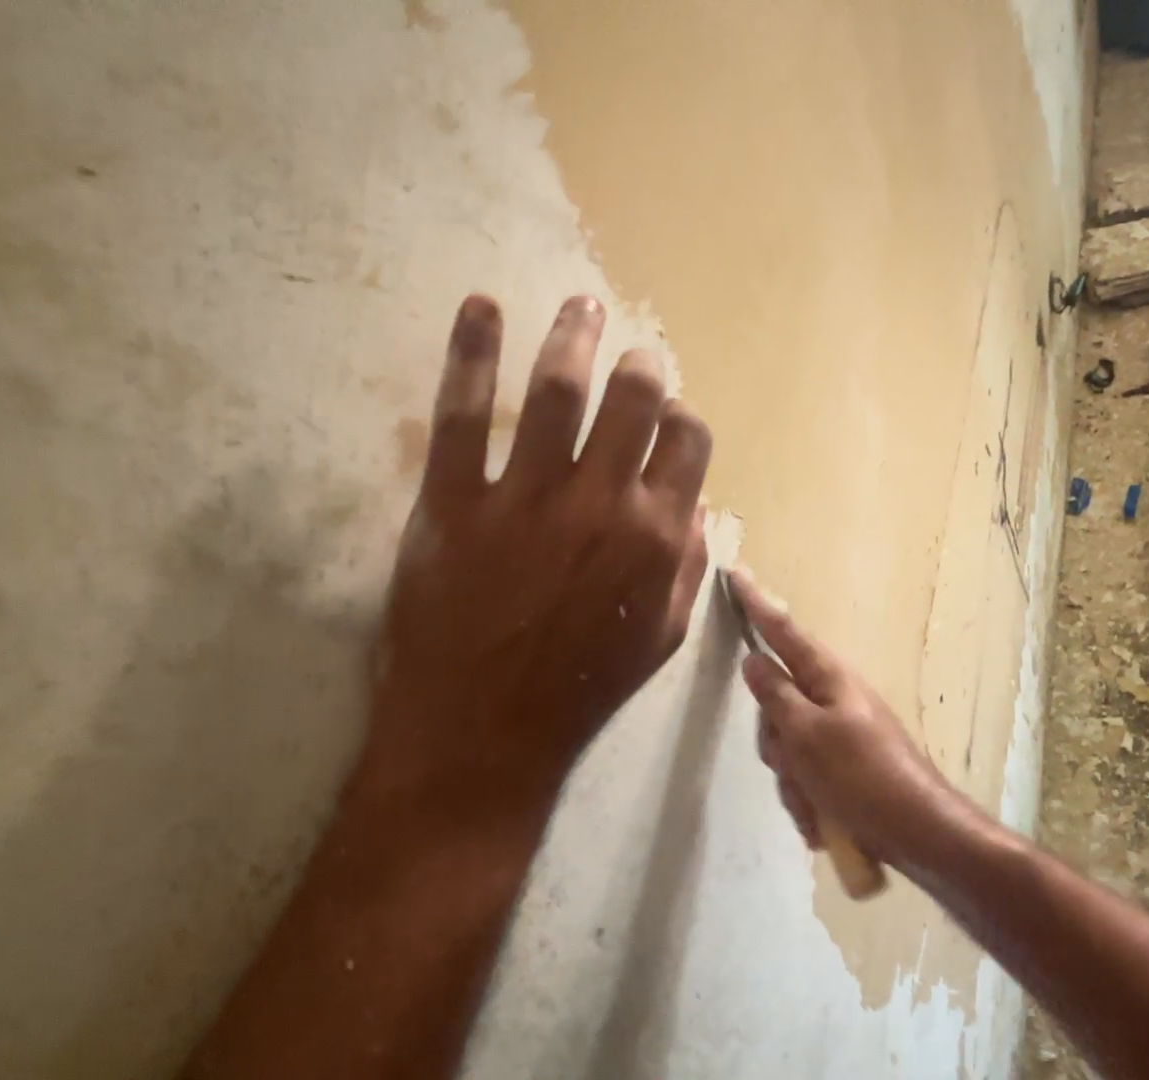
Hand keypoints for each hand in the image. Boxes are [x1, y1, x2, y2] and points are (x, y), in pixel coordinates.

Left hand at [368, 295, 710, 801]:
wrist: (484, 735)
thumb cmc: (584, 687)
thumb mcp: (663, 635)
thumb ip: (687, 563)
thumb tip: (694, 505)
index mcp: (658, 535)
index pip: (688, 443)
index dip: (684, 417)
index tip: (672, 414)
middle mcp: (603, 502)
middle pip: (634, 402)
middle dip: (643, 366)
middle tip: (636, 351)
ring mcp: (527, 498)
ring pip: (559, 391)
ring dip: (575, 335)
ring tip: (582, 301)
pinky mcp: (454, 503)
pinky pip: (462, 415)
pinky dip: (471, 353)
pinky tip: (482, 306)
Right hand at [729, 569, 961, 865]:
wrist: (916, 831)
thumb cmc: (861, 776)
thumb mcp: (808, 735)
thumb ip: (776, 696)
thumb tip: (754, 659)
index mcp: (829, 677)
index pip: (783, 632)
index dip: (756, 605)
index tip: (736, 575)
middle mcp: (834, 698)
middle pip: (777, 706)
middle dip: (777, 745)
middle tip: (794, 767)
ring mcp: (840, 734)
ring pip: (788, 749)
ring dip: (794, 783)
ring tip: (817, 804)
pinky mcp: (843, 767)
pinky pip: (806, 779)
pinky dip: (809, 802)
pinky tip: (825, 822)